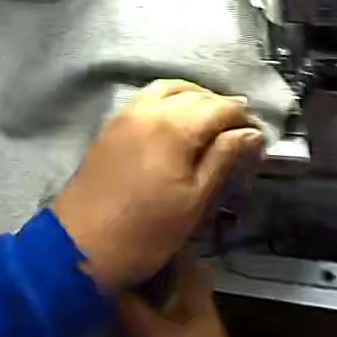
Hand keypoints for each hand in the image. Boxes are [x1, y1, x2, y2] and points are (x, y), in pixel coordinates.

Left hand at [52, 80, 262, 292]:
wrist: (79, 248)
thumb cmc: (145, 232)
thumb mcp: (194, 200)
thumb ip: (223, 159)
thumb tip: (251, 133)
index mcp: (175, 126)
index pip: (222, 106)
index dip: (244, 118)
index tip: (257, 138)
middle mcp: (150, 109)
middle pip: (196, 93)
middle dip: (221, 107)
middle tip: (238, 131)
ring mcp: (126, 114)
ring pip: (168, 88)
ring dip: (193, 98)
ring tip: (209, 122)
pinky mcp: (111, 125)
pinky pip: (146, 98)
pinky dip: (168, 100)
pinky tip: (176, 122)